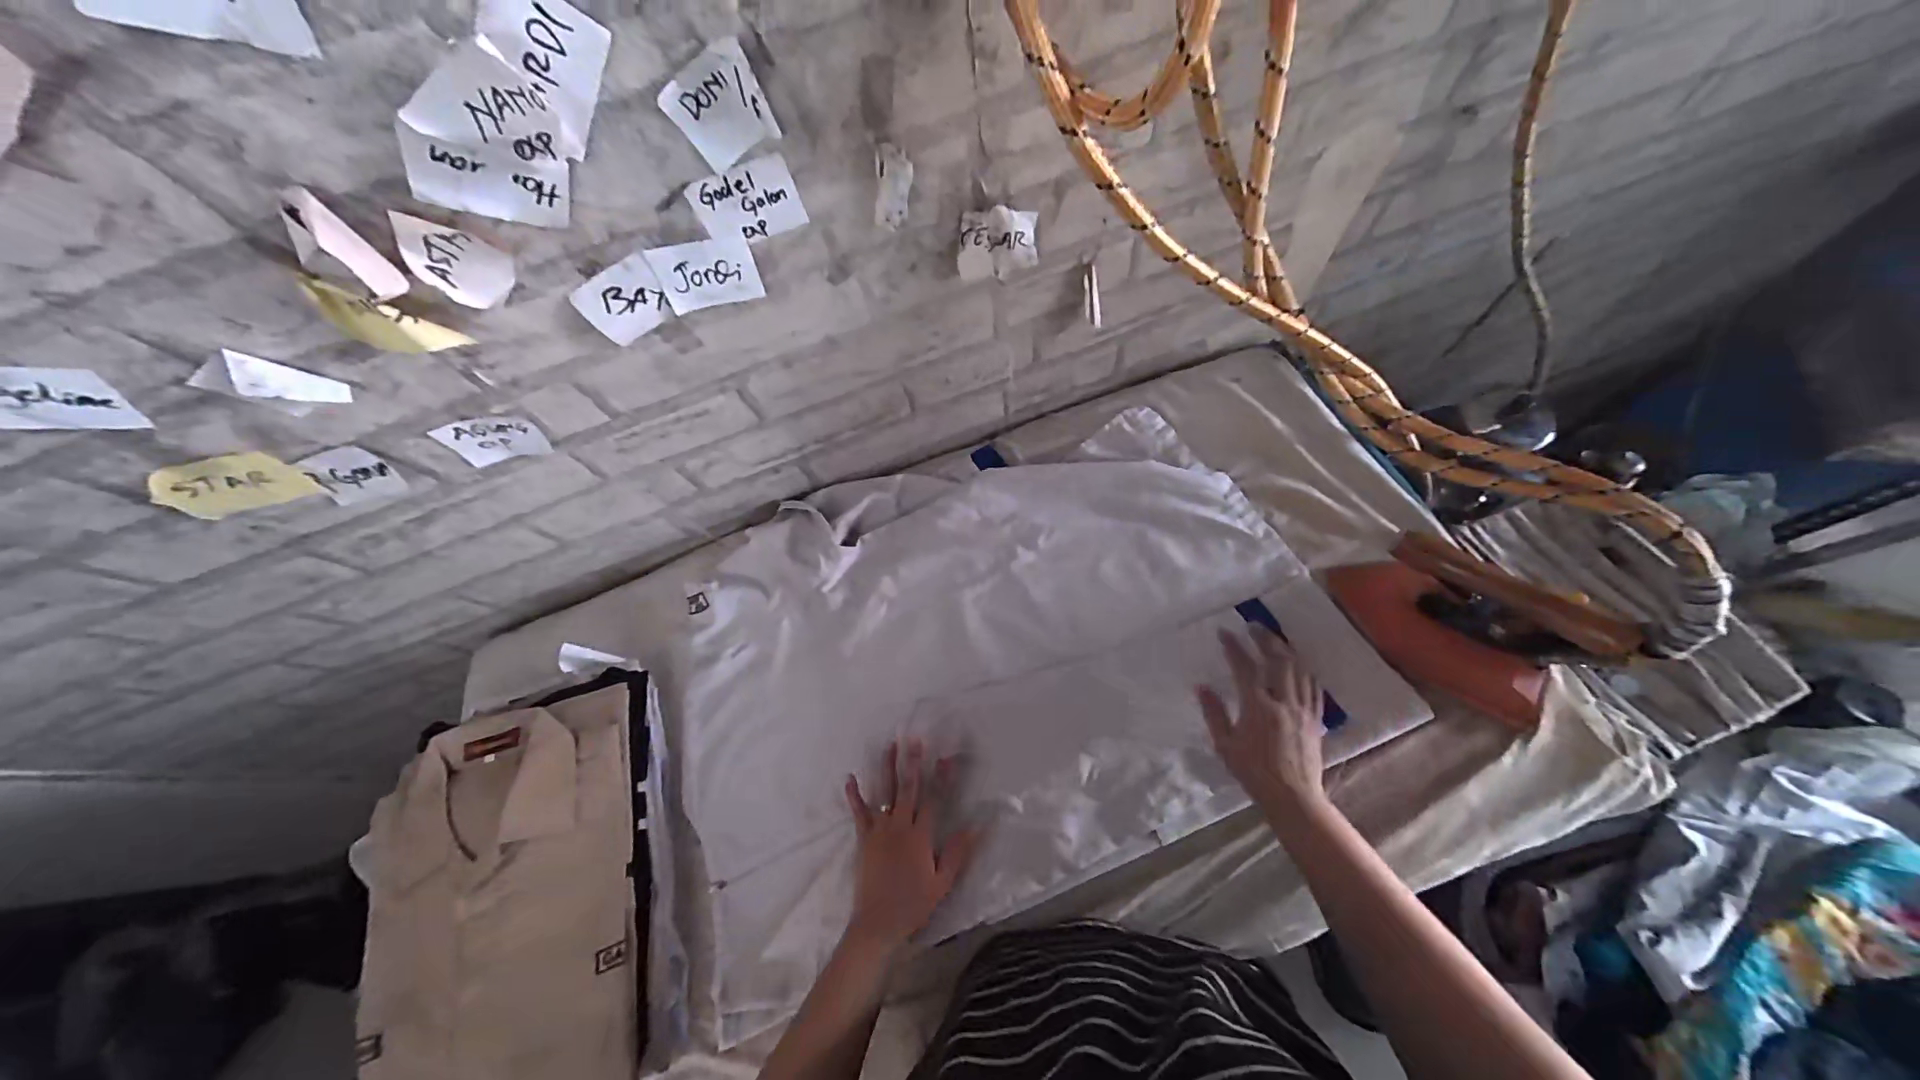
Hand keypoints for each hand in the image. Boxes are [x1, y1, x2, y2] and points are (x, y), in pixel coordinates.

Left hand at [842, 738, 980, 948]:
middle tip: (915, 740)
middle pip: (908, 789)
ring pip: (884, 793)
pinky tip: (850, 778)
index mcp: (920, 836)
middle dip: (912, 763)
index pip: (934, 800)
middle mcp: (899, 827)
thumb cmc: (913, 904)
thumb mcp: (942, 882)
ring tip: (890, 746)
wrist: (877, 923)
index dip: (941, 778)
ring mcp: (879, 830)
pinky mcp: (863, 838)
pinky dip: (854, 795)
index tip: (946, 757)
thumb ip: (956, 853)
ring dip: (887, 768)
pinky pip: (859, 812)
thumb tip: (975, 827)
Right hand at [1197, 626, 1327, 810]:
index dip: (1234, 647)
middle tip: (1253, 626)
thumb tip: (1202, 687)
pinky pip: (1313, 686)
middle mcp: (1284, 702)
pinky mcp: (1316, 718)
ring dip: (1286, 650)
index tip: (1224, 632)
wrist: (1293, 797)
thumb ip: (1214, 714)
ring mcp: (1304, 709)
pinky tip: (1298, 665)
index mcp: (1258, 708)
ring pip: (1299, 669)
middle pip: (1279, 660)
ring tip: (1274, 639)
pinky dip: (1304, 670)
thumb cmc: (1253, 773)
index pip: (1245, 668)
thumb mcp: (1225, 745)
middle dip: (1265, 639)